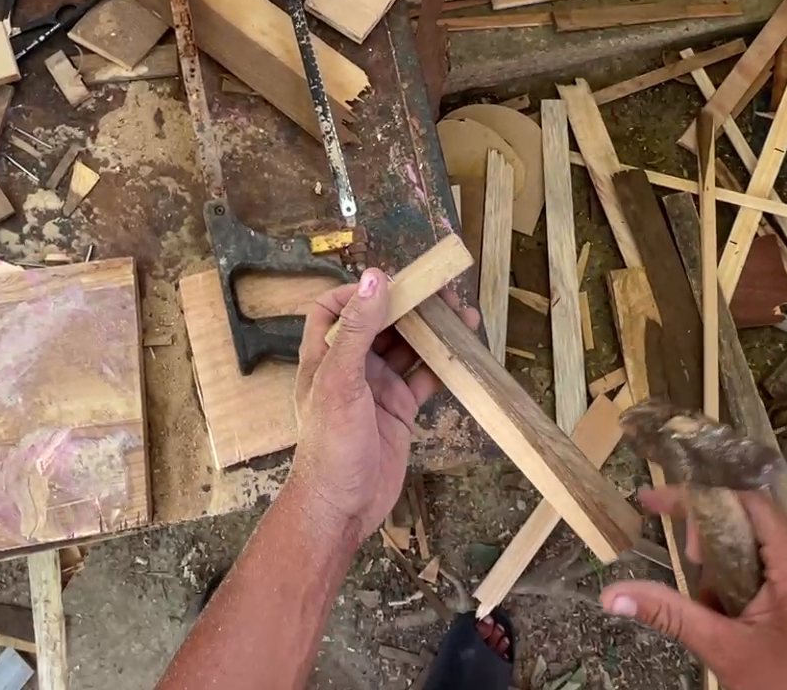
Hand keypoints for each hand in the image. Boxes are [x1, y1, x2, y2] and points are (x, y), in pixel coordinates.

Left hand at [286, 271, 470, 541]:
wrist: (343, 509)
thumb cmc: (330, 445)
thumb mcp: (341, 382)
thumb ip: (359, 330)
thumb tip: (375, 277)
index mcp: (325, 354)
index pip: (334, 307)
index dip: (357, 292)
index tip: (391, 282)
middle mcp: (350, 366)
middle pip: (379, 323)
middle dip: (408, 306)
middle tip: (442, 294)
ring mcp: (376, 387)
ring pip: (406, 347)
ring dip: (430, 331)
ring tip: (461, 316)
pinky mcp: (399, 408)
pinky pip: (422, 377)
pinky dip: (441, 363)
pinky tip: (461, 352)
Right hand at [601, 488, 786, 689]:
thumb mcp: (730, 654)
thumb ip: (671, 614)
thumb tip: (610, 596)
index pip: (738, 498)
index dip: (692, 498)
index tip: (649, 503)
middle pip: (750, 520)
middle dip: (712, 543)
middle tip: (696, 579)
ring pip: (767, 543)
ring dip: (733, 566)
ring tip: (722, 610)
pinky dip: (757, 579)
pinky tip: (747, 618)